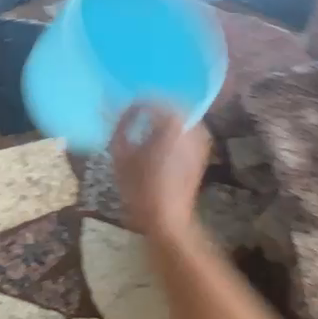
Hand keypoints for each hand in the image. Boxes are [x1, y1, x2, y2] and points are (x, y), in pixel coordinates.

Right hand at [109, 102, 211, 239]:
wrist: (167, 218)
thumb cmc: (139, 186)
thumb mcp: (120, 152)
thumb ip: (119, 124)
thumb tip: (115, 107)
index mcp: (170, 123)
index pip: (149, 100)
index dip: (133, 104)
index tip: (119, 111)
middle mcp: (190, 126)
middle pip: (168, 104)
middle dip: (150, 107)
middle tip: (131, 114)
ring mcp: (200, 139)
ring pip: (178, 116)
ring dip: (162, 118)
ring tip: (143, 127)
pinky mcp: (201, 151)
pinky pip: (185, 130)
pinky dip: (171, 130)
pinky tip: (157, 141)